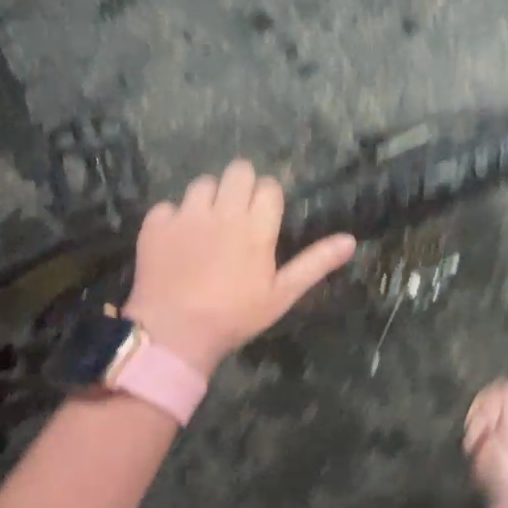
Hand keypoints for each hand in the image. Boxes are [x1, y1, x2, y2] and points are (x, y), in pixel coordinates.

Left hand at [122, 161, 356, 375]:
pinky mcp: (156, 226)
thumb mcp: (282, 294)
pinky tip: (177, 242)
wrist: (173, 336)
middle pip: (238, 171)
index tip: (264, 217)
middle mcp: (223, 212)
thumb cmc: (234, 316)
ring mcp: (186, 217)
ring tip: (208, 225)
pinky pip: (167, 207)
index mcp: (256, 227)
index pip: (268, 186)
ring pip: (202, 183)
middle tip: (238, 213)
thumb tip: (351, 240)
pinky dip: (173, 219)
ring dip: (208, 198)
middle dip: (241, 186)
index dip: (268, 198)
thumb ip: (316, 263)